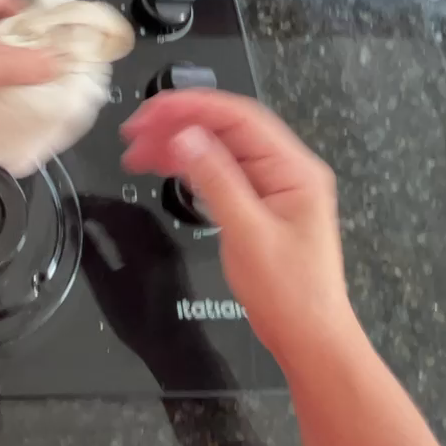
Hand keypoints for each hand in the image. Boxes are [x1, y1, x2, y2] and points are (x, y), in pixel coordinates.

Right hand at [120, 90, 355, 365]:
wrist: (309, 339)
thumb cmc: (292, 293)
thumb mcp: (249, 232)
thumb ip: (216, 180)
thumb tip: (186, 137)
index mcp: (292, 168)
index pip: (237, 117)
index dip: (191, 107)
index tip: (153, 111)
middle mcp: (283, 169)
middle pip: (222, 127)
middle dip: (176, 123)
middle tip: (136, 130)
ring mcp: (268, 184)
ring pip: (214, 146)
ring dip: (175, 143)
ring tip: (138, 151)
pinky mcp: (254, 200)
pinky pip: (215, 168)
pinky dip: (185, 164)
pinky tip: (163, 167)